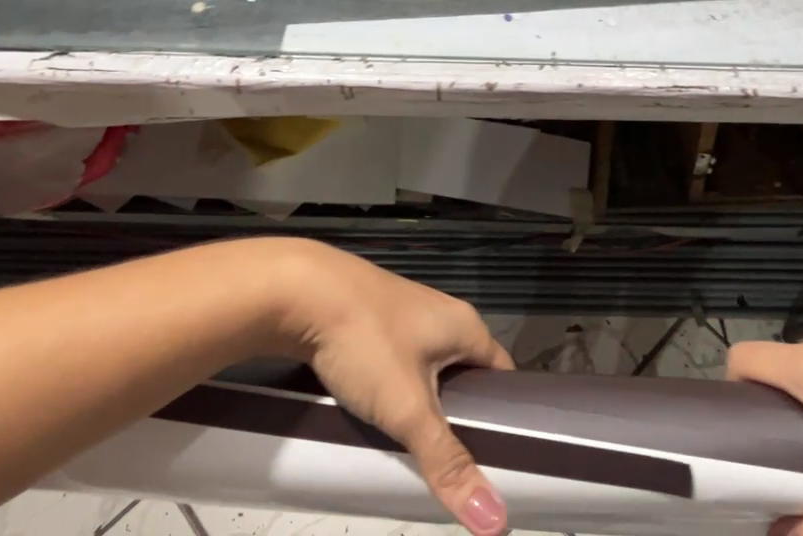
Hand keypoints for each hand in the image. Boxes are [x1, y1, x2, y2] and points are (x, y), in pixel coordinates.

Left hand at [269, 240, 515, 535]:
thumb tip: (494, 520)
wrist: (296, 290)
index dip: (506, 415)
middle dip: (459, 415)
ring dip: (421, 401)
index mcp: (465, 325)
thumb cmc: (365, 340)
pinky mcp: (369, 315)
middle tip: (452, 461)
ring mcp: (402, 311)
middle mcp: (440, 312)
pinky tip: (375, 409)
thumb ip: (446, 460)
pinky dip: (391, 384)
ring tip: (412, 441)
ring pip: (425, 367)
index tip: (501, 457)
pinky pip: (393, 359)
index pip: (503, 375)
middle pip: (463, 374)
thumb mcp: (407, 406)